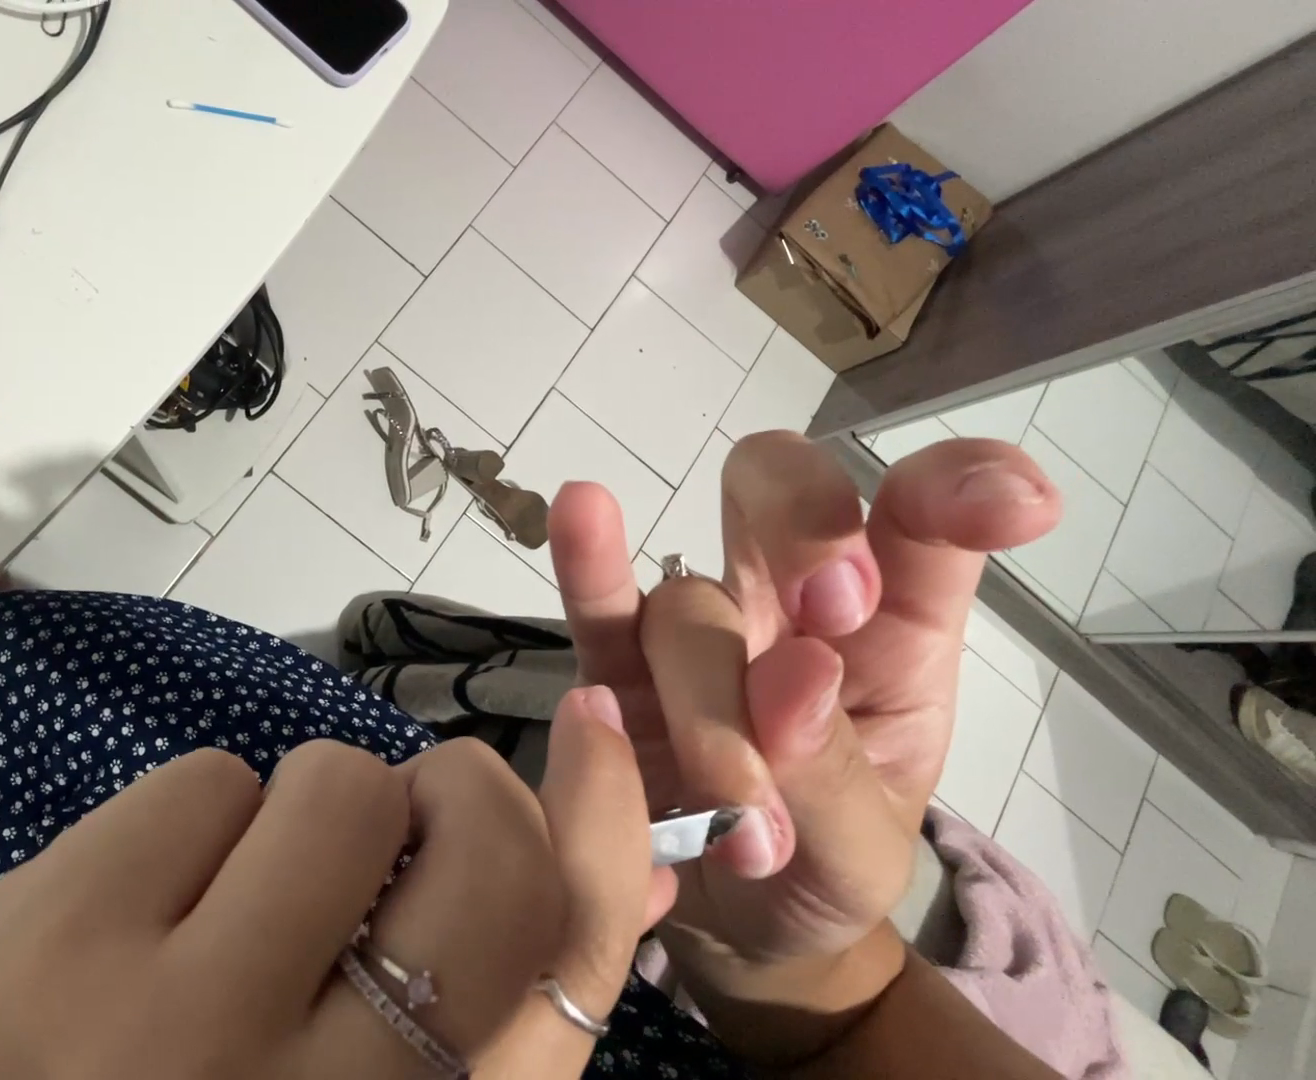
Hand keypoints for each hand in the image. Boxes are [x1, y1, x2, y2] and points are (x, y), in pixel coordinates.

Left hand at [0, 723, 662, 1079]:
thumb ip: (476, 990)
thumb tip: (596, 851)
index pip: (568, 962)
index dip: (604, 823)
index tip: (596, 729)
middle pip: (481, 854)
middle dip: (461, 790)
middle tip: (404, 804)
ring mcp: (175, 1024)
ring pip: (334, 784)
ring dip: (305, 806)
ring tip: (238, 886)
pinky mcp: (59, 938)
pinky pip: (203, 779)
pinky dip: (195, 817)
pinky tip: (139, 901)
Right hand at [549, 434, 1059, 1060]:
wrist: (729, 922)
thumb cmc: (821, 871)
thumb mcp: (861, 854)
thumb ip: (834, 775)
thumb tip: (790, 681)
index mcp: (887, 635)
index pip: (923, 522)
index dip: (958, 484)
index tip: (999, 506)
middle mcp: (782, 608)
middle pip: (781, 492)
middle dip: (804, 527)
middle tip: (826, 611)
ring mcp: (693, 632)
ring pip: (687, 599)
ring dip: (709, 693)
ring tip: (736, 803)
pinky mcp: (614, 669)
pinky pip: (598, 608)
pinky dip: (589, 565)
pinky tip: (578, 511)